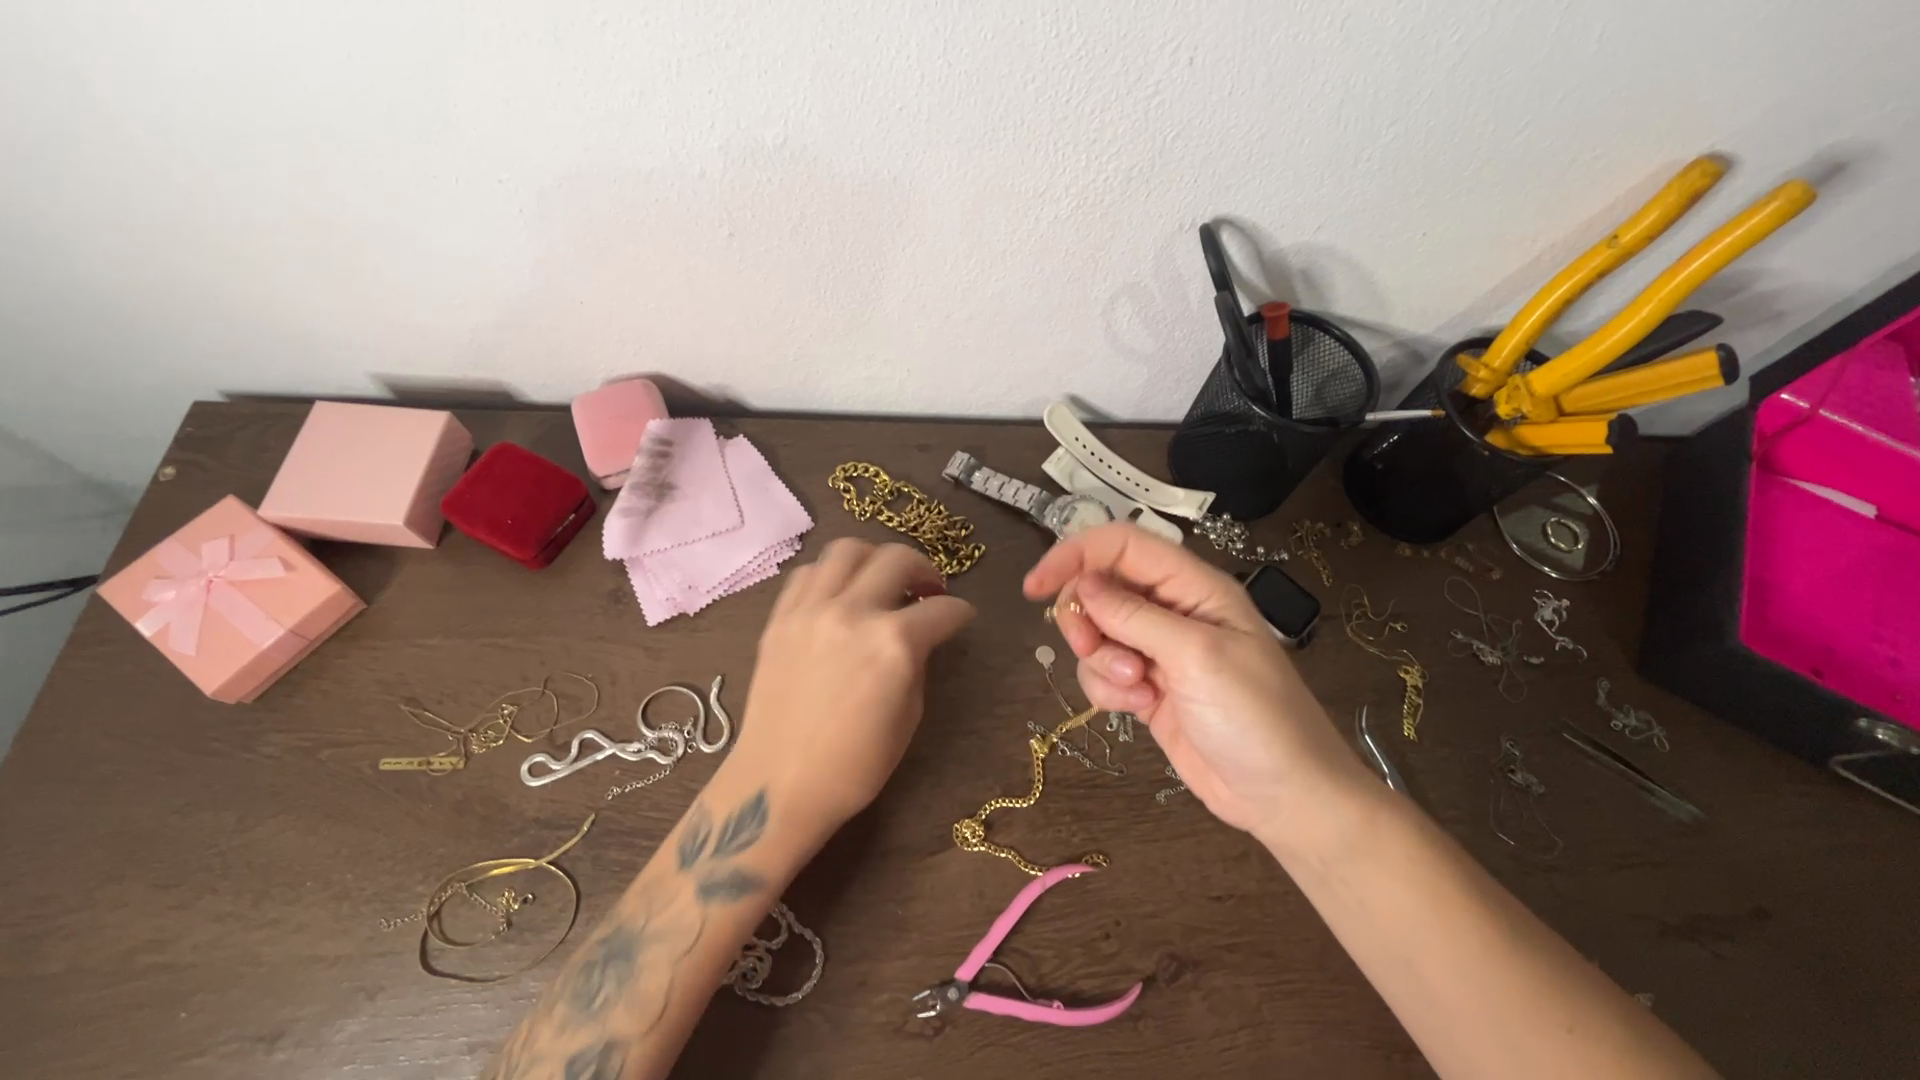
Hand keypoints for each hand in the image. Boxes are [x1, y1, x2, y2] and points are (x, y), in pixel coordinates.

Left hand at [737, 539, 975, 831]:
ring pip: (848, 549)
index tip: (962, 617)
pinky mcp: (779, 618)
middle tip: (928, 590)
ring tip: (881, 580)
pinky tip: (840, 595)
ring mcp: (810, 610)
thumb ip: (917, 664)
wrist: (778, 785)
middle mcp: (853, 613)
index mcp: (894, 644)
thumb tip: (919, 638)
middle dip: (924, 569)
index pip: (943, 609)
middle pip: (897, 558)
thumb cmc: (854, 767)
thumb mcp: (908, 716)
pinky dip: (831, 574)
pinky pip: (808, 573)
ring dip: (874, 558)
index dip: (961, 612)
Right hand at [1024, 524, 1362, 836]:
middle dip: (1085, 618)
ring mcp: (1158, 652)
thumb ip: (1135, 616)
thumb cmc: (1257, 717)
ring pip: (1095, 634)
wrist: (1283, 795)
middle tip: (1090, 647)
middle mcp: (1173, 611)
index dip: (1076, 555)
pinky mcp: (1146, 690)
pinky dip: (1107, 690)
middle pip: (1100, 588)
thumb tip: (1082, 583)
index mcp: (1194, 587)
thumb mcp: (1197, 656)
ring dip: (1100, 661)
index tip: (1036, 587)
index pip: (1123, 545)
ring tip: (1136, 689)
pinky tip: (1138, 708)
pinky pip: (1102, 674)